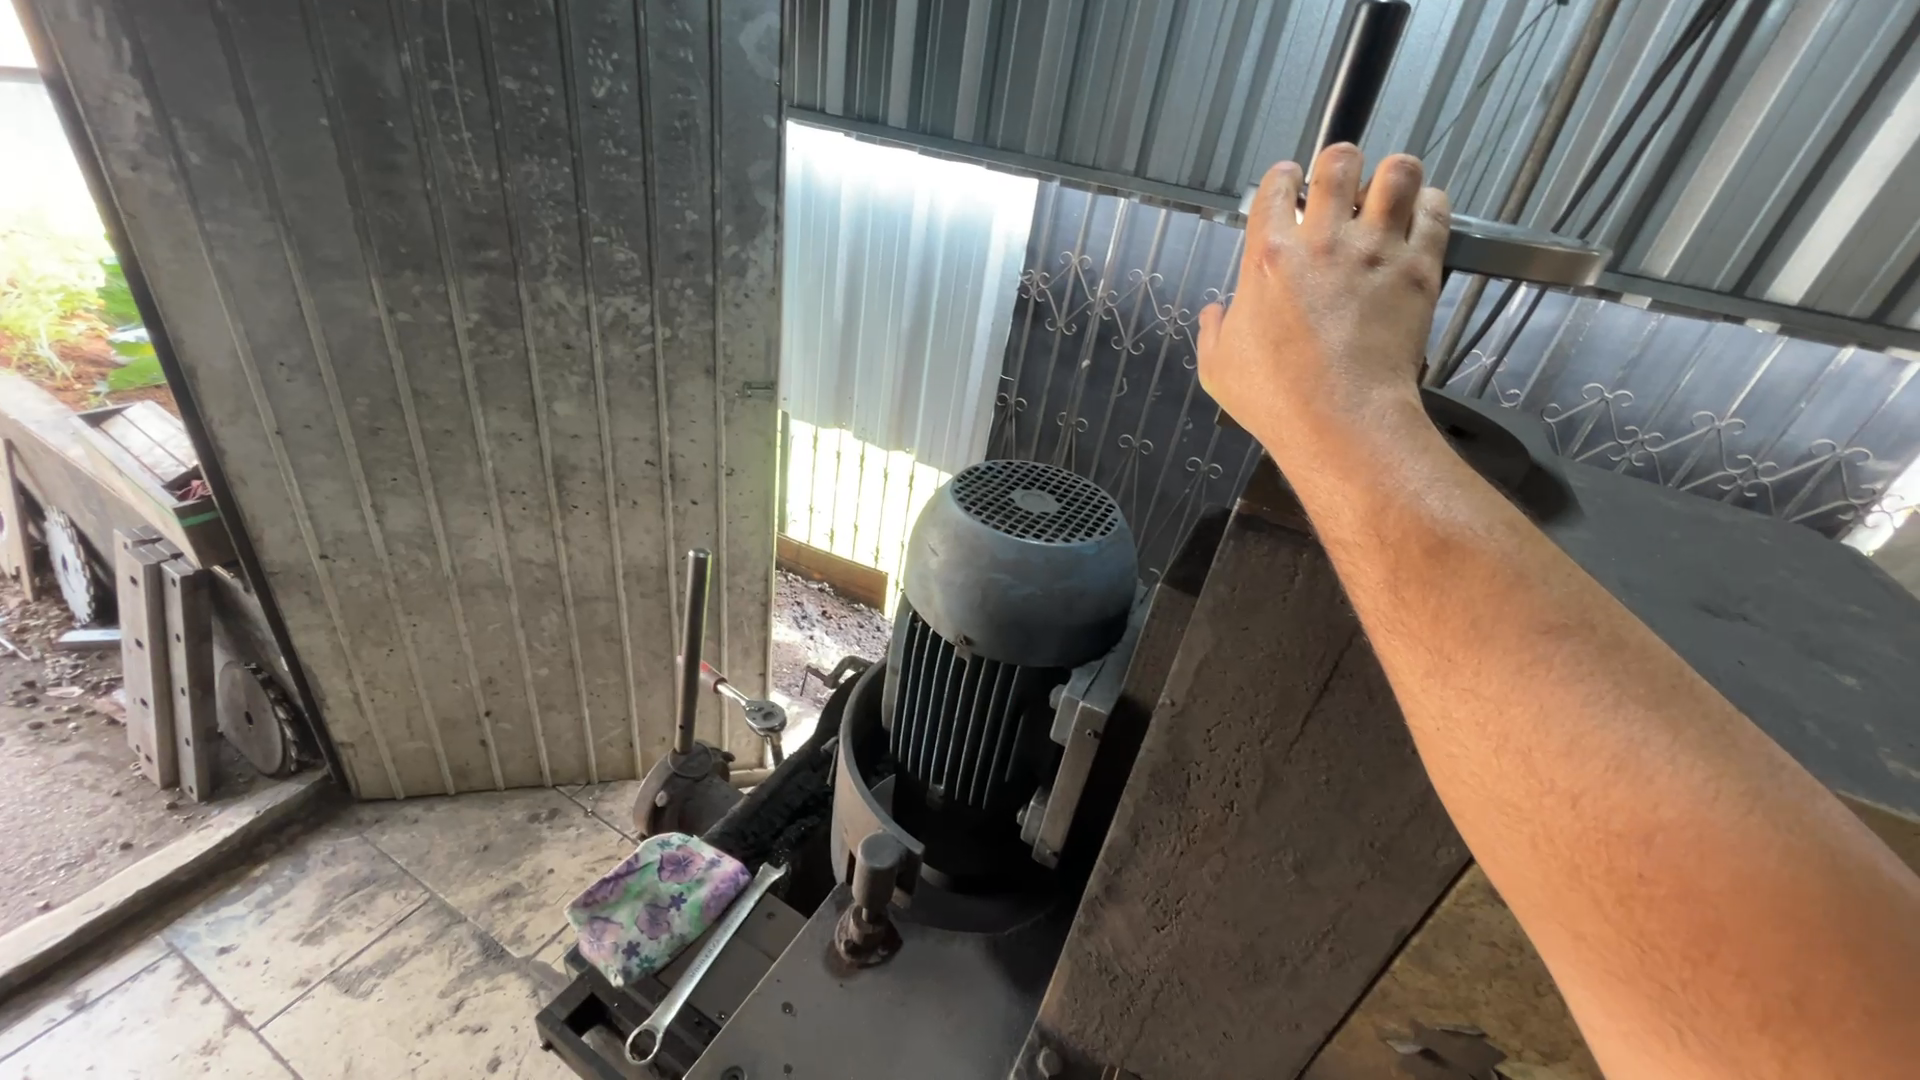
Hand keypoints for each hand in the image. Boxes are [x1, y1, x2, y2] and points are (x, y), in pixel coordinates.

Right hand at [1196, 144, 1449, 456]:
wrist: (1339, 418)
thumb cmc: (1274, 397)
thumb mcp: (1217, 368)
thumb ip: (1211, 331)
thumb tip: (1214, 313)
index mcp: (1268, 257)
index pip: (1277, 186)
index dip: (1283, 179)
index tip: (1288, 188)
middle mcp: (1324, 240)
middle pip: (1340, 160)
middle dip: (1339, 164)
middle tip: (1340, 186)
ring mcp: (1376, 250)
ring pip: (1398, 171)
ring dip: (1391, 177)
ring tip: (1386, 196)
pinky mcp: (1419, 268)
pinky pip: (1436, 210)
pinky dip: (1428, 206)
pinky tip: (1418, 219)